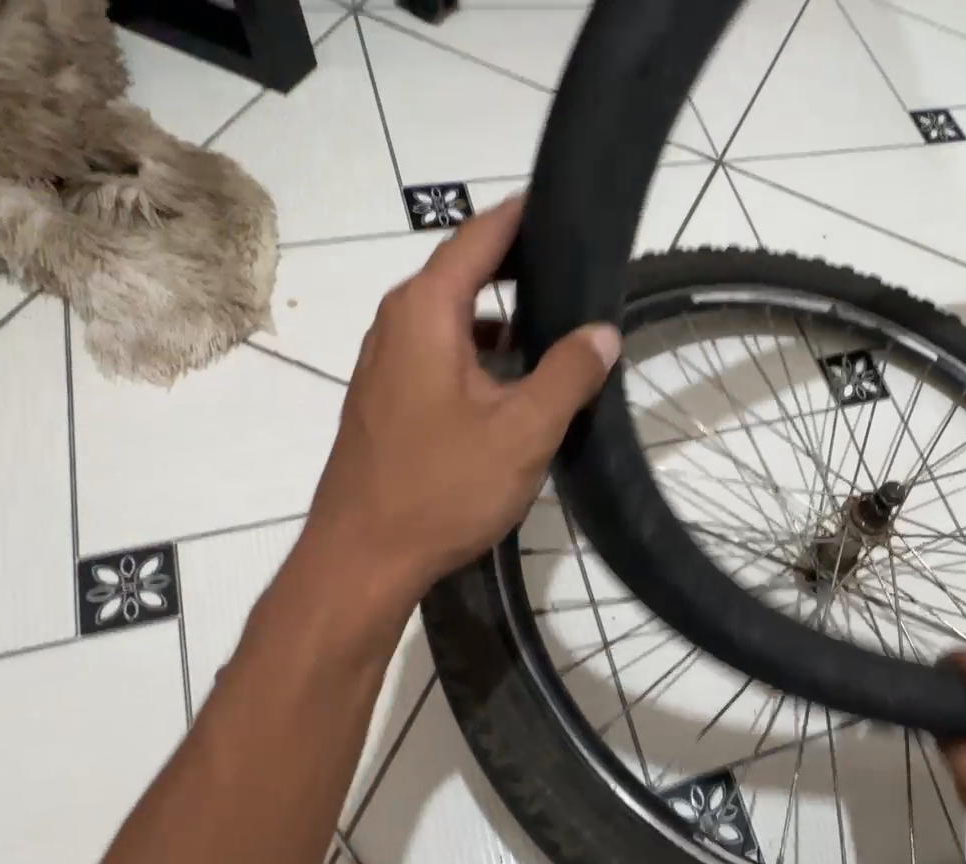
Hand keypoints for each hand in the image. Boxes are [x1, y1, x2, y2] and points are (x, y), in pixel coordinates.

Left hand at [302, 195, 618, 592]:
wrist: (363, 556)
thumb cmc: (442, 487)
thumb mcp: (523, 432)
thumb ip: (568, 374)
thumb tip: (603, 332)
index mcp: (425, 312)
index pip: (479, 237)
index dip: (523, 217)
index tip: (567, 205)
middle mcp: (398, 322)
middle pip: (464, 271)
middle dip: (520, 265)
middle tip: (580, 269)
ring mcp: (387, 361)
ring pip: (454, 317)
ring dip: (504, 315)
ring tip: (561, 323)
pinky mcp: (390, 397)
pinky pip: (442, 351)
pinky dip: (483, 351)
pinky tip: (519, 381)